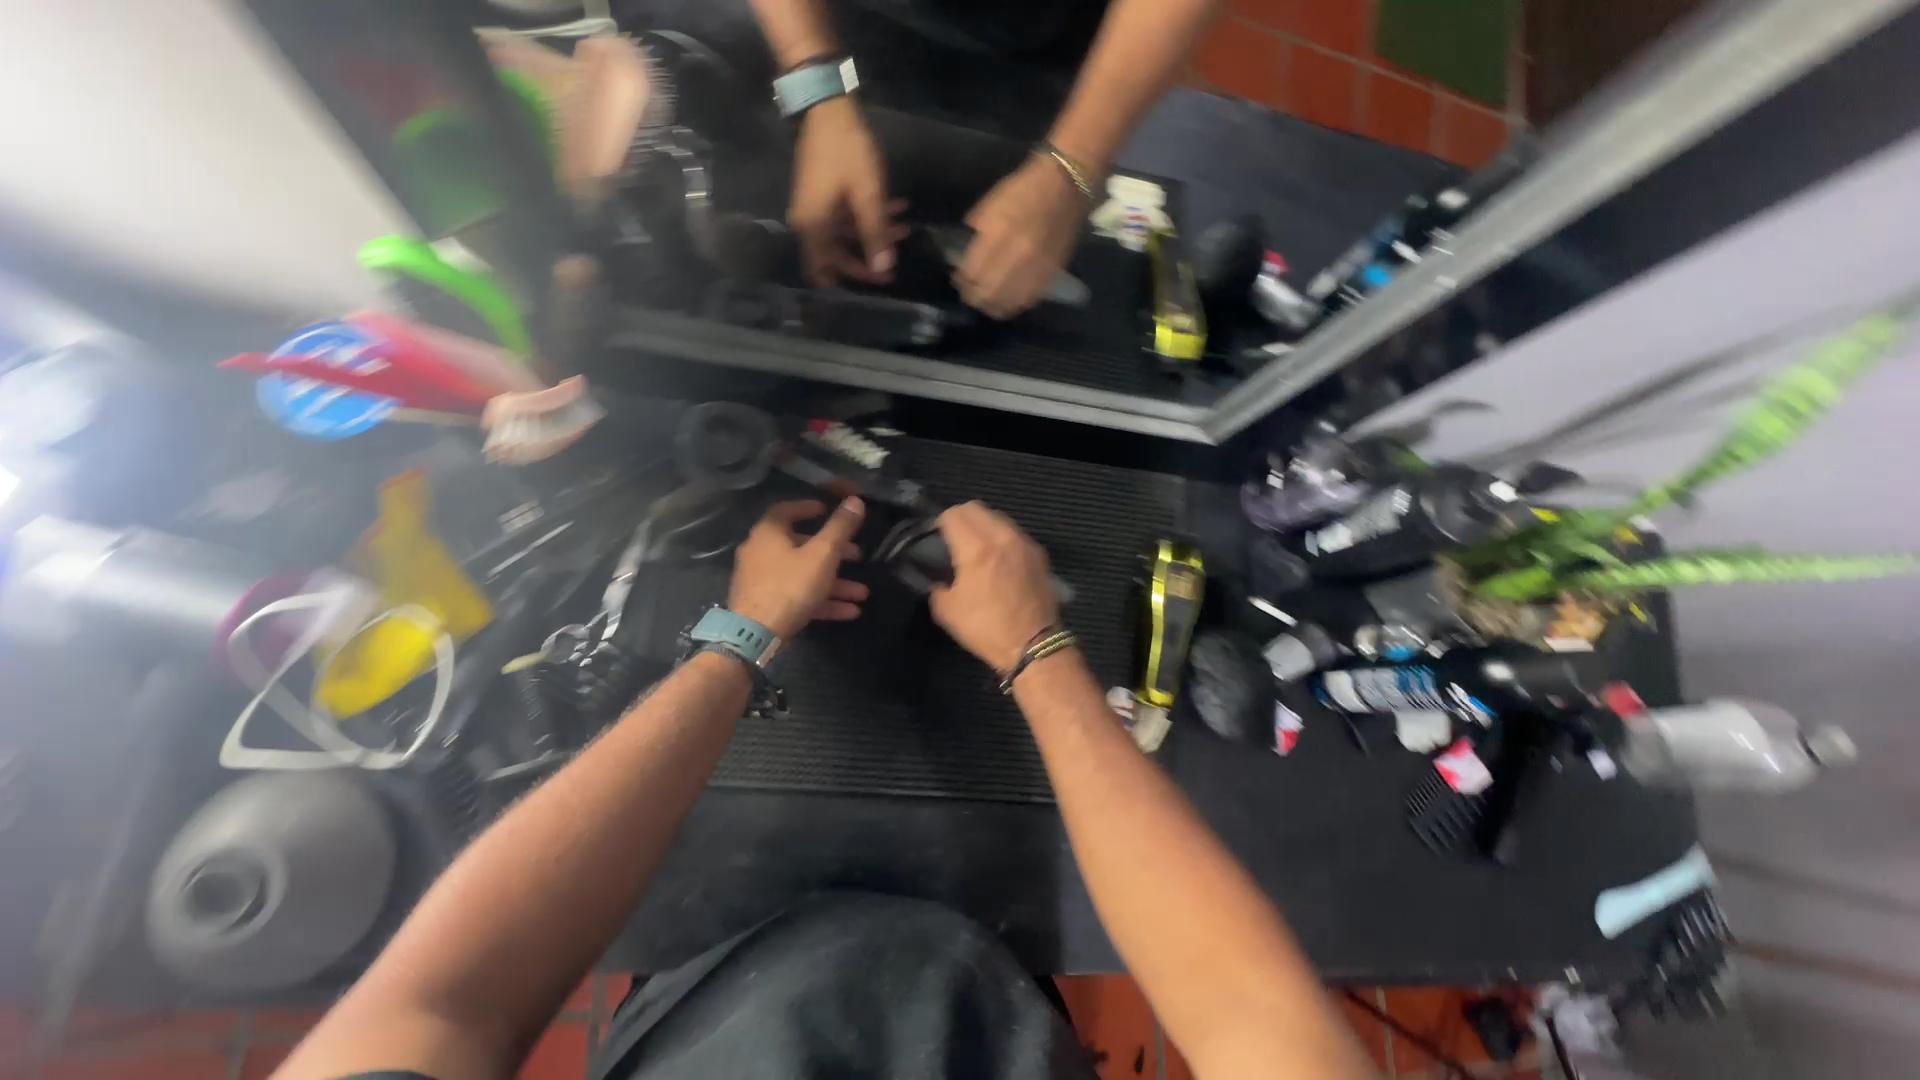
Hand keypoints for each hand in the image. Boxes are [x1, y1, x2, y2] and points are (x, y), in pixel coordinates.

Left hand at [728, 498, 869, 640]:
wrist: (754, 635)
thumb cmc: (790, 586)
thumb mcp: (822, 554)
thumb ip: (840, 528)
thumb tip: (855, 500)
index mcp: (768, 533)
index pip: (786, 510)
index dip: (808, 508)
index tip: (827, 510)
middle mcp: (760, 553)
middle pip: (801, 546)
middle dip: (834, 553)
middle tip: (857, 556)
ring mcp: (761, 581)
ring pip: (803, 575)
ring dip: (834, 583)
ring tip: (861, 593)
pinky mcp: (765, 605)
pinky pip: (797, 597)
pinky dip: (821, 601)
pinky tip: (849, 612)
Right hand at [789, 98, 908, 287]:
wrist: (828, 108)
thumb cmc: (847, 152)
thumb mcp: (868, 196)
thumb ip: (875, 235)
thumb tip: (884, 270)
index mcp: (813, 228)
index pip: (822, 272)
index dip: (847, 282)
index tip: (874, 283)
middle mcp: (809, 222)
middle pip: (837, 255)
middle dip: (869, 257)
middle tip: (896, 261)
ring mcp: (815, 207)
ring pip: (846, 234)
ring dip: (875, 233)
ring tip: (906, 228)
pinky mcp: (824, 193)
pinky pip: (845, 215)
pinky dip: (868, 215)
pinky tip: (897, 208)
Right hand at [927, 502, 1061, 673]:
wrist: (1034, 646)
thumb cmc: (986, 629)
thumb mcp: (947, 611)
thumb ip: (936, 586)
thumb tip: (937, 577)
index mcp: (976, 548)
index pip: (953, 515)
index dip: (939, 523)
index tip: (934, 538)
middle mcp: (1002, 537)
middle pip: (976, 508)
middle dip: (960, 518)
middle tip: (952, 539)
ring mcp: (1024, 543)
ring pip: (998, 517)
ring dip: (983, 525)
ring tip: (976, 547)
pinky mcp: (1039, 554)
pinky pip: (1015, 533)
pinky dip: (1002, 537)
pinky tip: (998, 559)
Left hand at [955, 155, 1085, 318]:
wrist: (1067, 186)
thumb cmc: (1024, 190)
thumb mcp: (990, 203)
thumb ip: (975, 232)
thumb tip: (963, 257)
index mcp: (998, 233)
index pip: (971, 273)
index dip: (961, 281)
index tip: (958, 278)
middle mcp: (1017, 256)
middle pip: (986, 294)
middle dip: (972, 296)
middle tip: (968, 292)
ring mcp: (1035, 269)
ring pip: (1006, 304)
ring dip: (991, 305)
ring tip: (985, 299)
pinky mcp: (1050, 275)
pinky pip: (1026, 301)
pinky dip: (1012, 304)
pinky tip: (1006, 299)